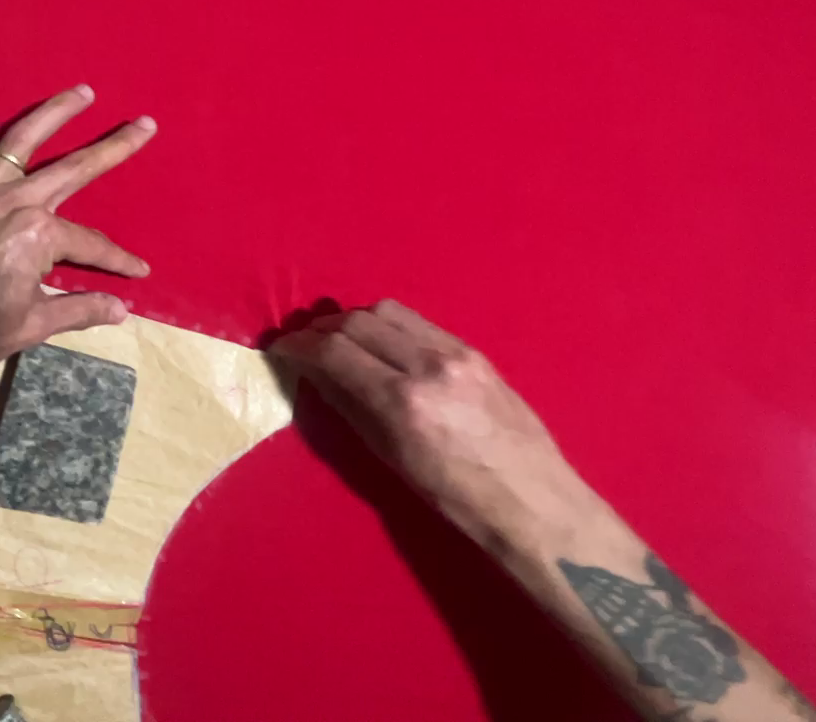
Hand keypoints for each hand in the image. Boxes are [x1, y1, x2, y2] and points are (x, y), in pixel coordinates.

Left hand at [0, 84, 157, 398]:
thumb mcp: (32, 325)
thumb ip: (80, 309)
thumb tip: (121, 308)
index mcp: (37, 234)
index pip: (90, 244)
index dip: (117, 261)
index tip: (138, 274)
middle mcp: (10, 202)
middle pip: (72, 169)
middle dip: (112, 148)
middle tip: (144, 126)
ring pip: (16, 139)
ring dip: (53, 113)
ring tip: (81, 93)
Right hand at [274, 300, 594, 555]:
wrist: (534, 504)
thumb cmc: (456, 499)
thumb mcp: (391, 459)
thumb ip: (350, 407)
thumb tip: (315, 374)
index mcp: (403, 402)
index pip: (334, 352)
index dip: (299, 345)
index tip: (280, 349)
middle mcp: (427, 365)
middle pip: (356, 322)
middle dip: (320, 328)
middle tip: (304, 343)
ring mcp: (455, 352)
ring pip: (385, 310)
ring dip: (352, 320)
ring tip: (340, 340)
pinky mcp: (473, 349)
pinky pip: (416, 321)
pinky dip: (387, 324)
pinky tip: (381, 343)